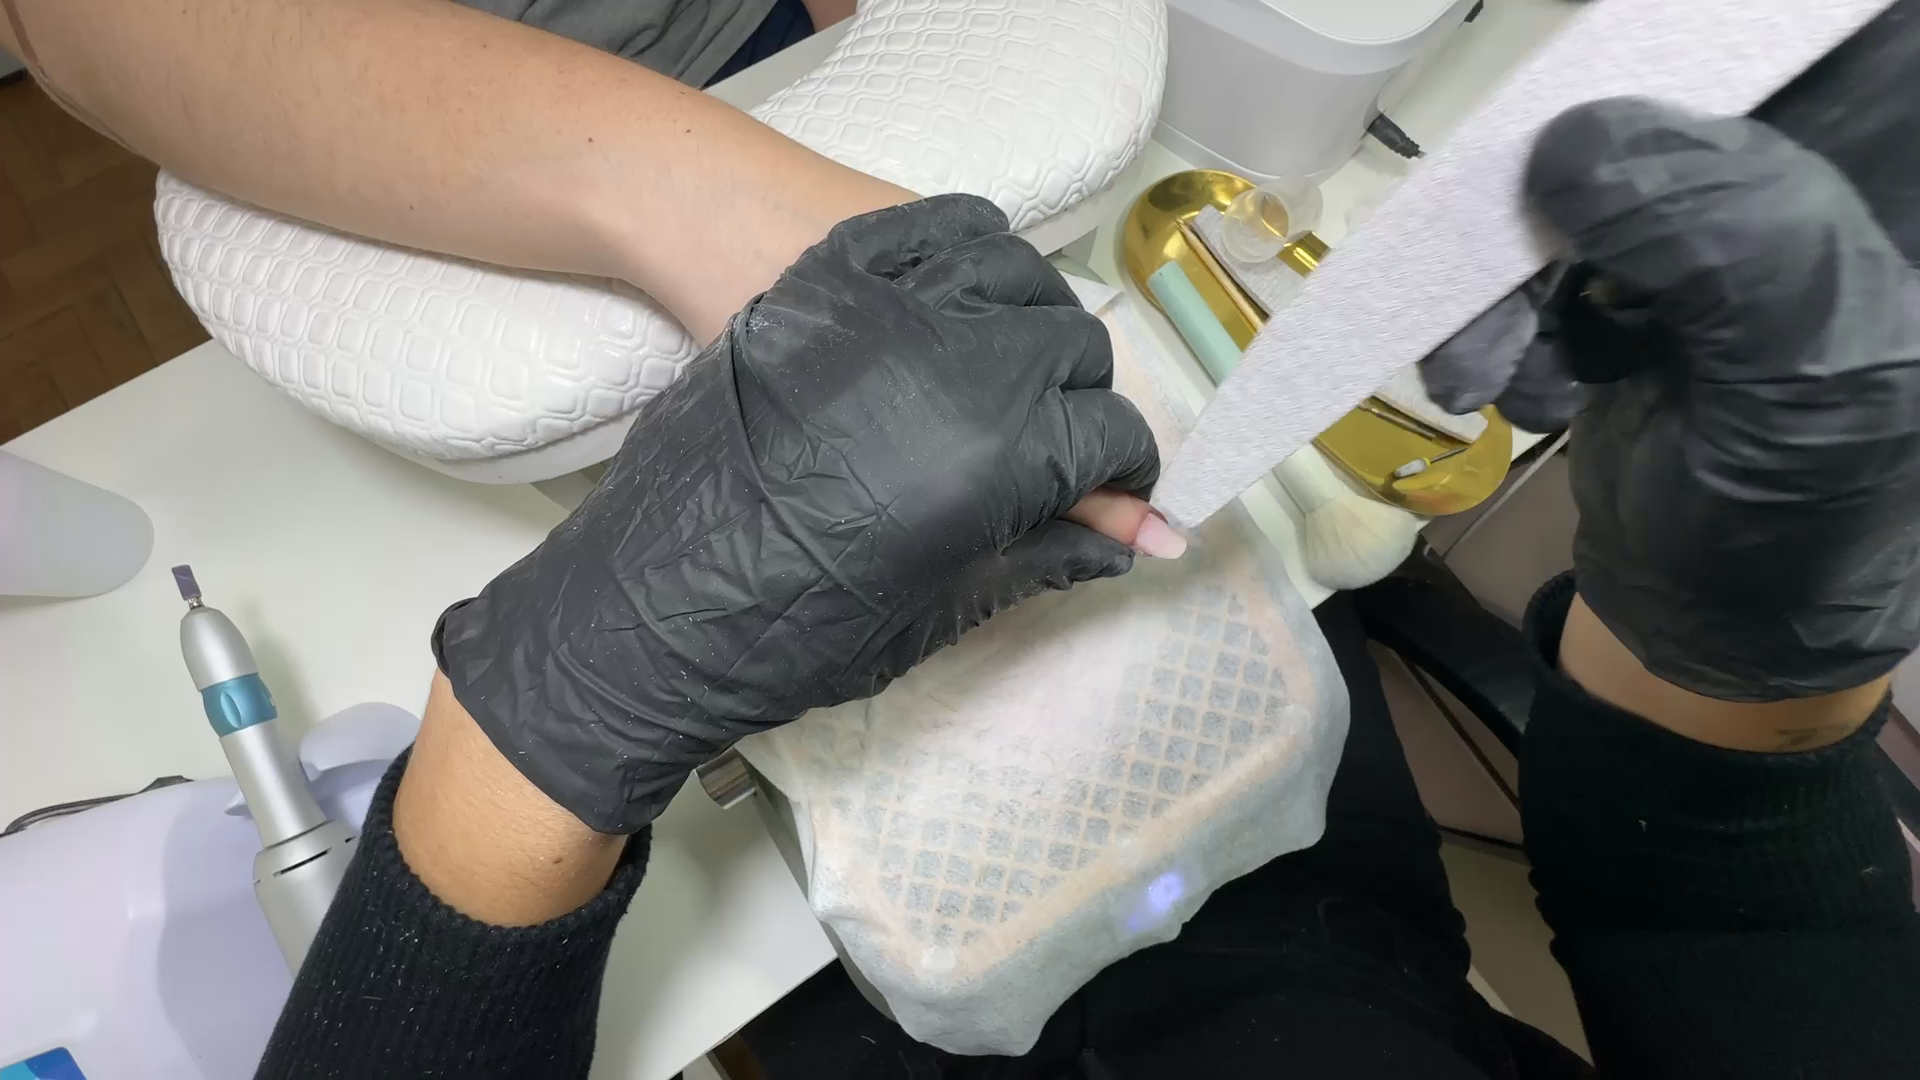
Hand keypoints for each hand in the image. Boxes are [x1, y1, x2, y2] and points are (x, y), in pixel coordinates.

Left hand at [435, 195, 1161, 832]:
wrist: (653, 607)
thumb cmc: (799, 634)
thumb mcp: (940, 609)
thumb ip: (1048, 556)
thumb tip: (1142, 539)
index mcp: (989, 461)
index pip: (1112, 436)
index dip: (1129, 475)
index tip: (1117, 498)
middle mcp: (953, 365)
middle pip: (1078, 348)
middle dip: (1086, 406)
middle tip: (1052, 454)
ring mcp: (887, 308)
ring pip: (1022, 275)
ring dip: (1040, 325)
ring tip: (1015, 377)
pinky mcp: (832, 278)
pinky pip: (941, 227)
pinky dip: (978, 254)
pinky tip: (970, 302)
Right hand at [1424, 98, 1919, 702]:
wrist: (1700, 613)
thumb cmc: (1780, 523)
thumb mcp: (1795, 385)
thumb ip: (1728, 243)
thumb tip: (1572, 139)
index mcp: (1905, 191)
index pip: (1824, 53)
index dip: (1694, 72)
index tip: (1579, 138)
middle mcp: (1824, 196)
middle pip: (1661, 136)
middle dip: (1546, 227)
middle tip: (1487, 317)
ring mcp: (1714, 248)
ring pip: (1574, 211)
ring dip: (1501, 300)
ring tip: (1486, 383)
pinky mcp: (1636, 294)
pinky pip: (1540, 274)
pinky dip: (1504, 331)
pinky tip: (1519, 389)